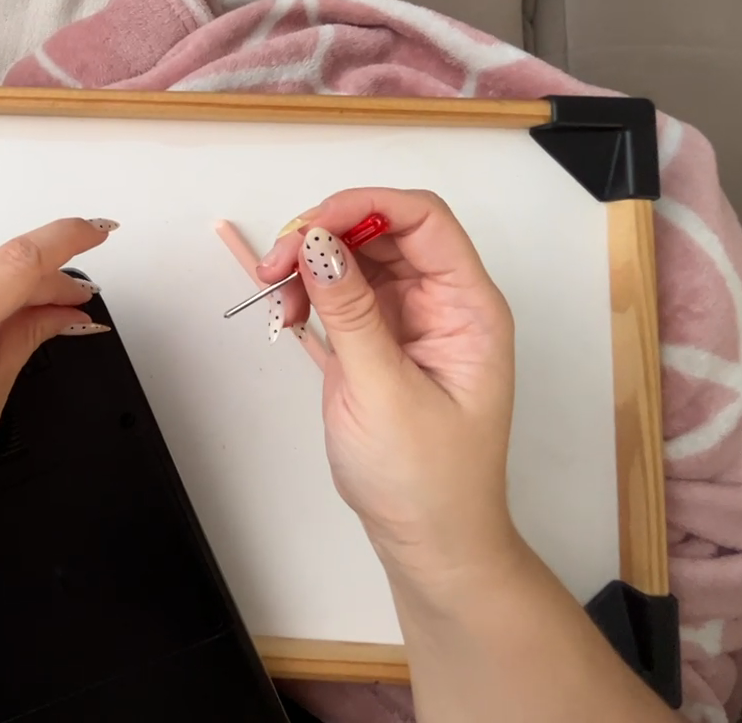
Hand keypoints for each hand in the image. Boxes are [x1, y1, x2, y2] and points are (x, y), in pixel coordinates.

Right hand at [255, 188, 520, 589]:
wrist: (422, 533)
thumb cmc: (424, 476)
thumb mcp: (383, 391)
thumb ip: (349, 313)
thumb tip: (316, 243)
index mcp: (466, 307)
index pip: (422, 220)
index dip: (365, 207)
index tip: (309, 226)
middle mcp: (436, 300)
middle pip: (375, 230)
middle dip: (320, 235)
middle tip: (274, 264)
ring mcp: (400, 315)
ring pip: (346, 254)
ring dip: (303, 263)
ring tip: (275, 297)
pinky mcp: (368, 332)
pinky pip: (331, 286)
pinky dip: (301, 289)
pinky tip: (285, 314)